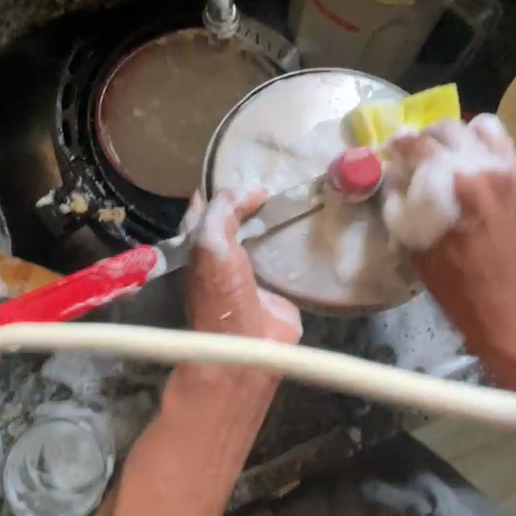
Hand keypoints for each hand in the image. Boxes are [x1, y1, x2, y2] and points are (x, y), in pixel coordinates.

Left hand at [176, 190, 300, 404]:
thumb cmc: (221, 296)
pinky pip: (288, 257)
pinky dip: (297, 242)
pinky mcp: (278, 287)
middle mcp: (224, 255)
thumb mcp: (212, 245)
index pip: (208, 206)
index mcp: (201, 245)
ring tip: (300, 191)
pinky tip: (314, 224)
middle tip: (281, 173)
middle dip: (253, 199)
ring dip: (277, 218)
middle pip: (238, 218)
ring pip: (263, 234)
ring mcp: (252, 272)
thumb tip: (252, 190)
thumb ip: (224, 212)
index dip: (222, 186)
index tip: (245, 164)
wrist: (247, 351)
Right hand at [388, 118, 515, 360]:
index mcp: (454, 183)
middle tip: (420, 150)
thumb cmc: (454, 280)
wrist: (508, 307)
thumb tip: (394, 175)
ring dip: (463, 138)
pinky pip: (508, 155)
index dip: (402, 143)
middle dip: (430, 136)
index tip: (393, 147)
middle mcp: (488, 169)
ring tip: (453, 154)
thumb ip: (399, 203)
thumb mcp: (414, 244)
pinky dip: (488, 156)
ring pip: (486, 131)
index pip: (422, 145)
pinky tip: (479, 176)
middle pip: (452, 129)